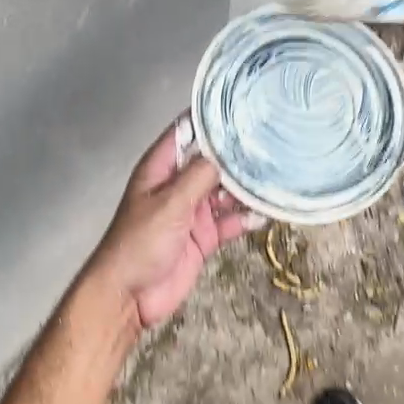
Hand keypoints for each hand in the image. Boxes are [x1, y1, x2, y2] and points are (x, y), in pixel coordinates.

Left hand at [81, 121, 260, 329]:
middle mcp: (178, 184)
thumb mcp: (170, 203)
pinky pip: (229, 221)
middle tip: (268, 140)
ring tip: (274, 175)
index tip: (239, 107)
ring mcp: (192, 211)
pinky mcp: (203, 236)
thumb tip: (224, 152)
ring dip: (245, 186)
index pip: (186, 132)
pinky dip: (245, 217)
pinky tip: (264, 212)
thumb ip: (198, 176)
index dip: (209, 119)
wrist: (129, 296)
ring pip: (224, 191)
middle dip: (236, 153)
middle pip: (211, 161)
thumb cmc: (139, 242)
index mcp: (161, 168)